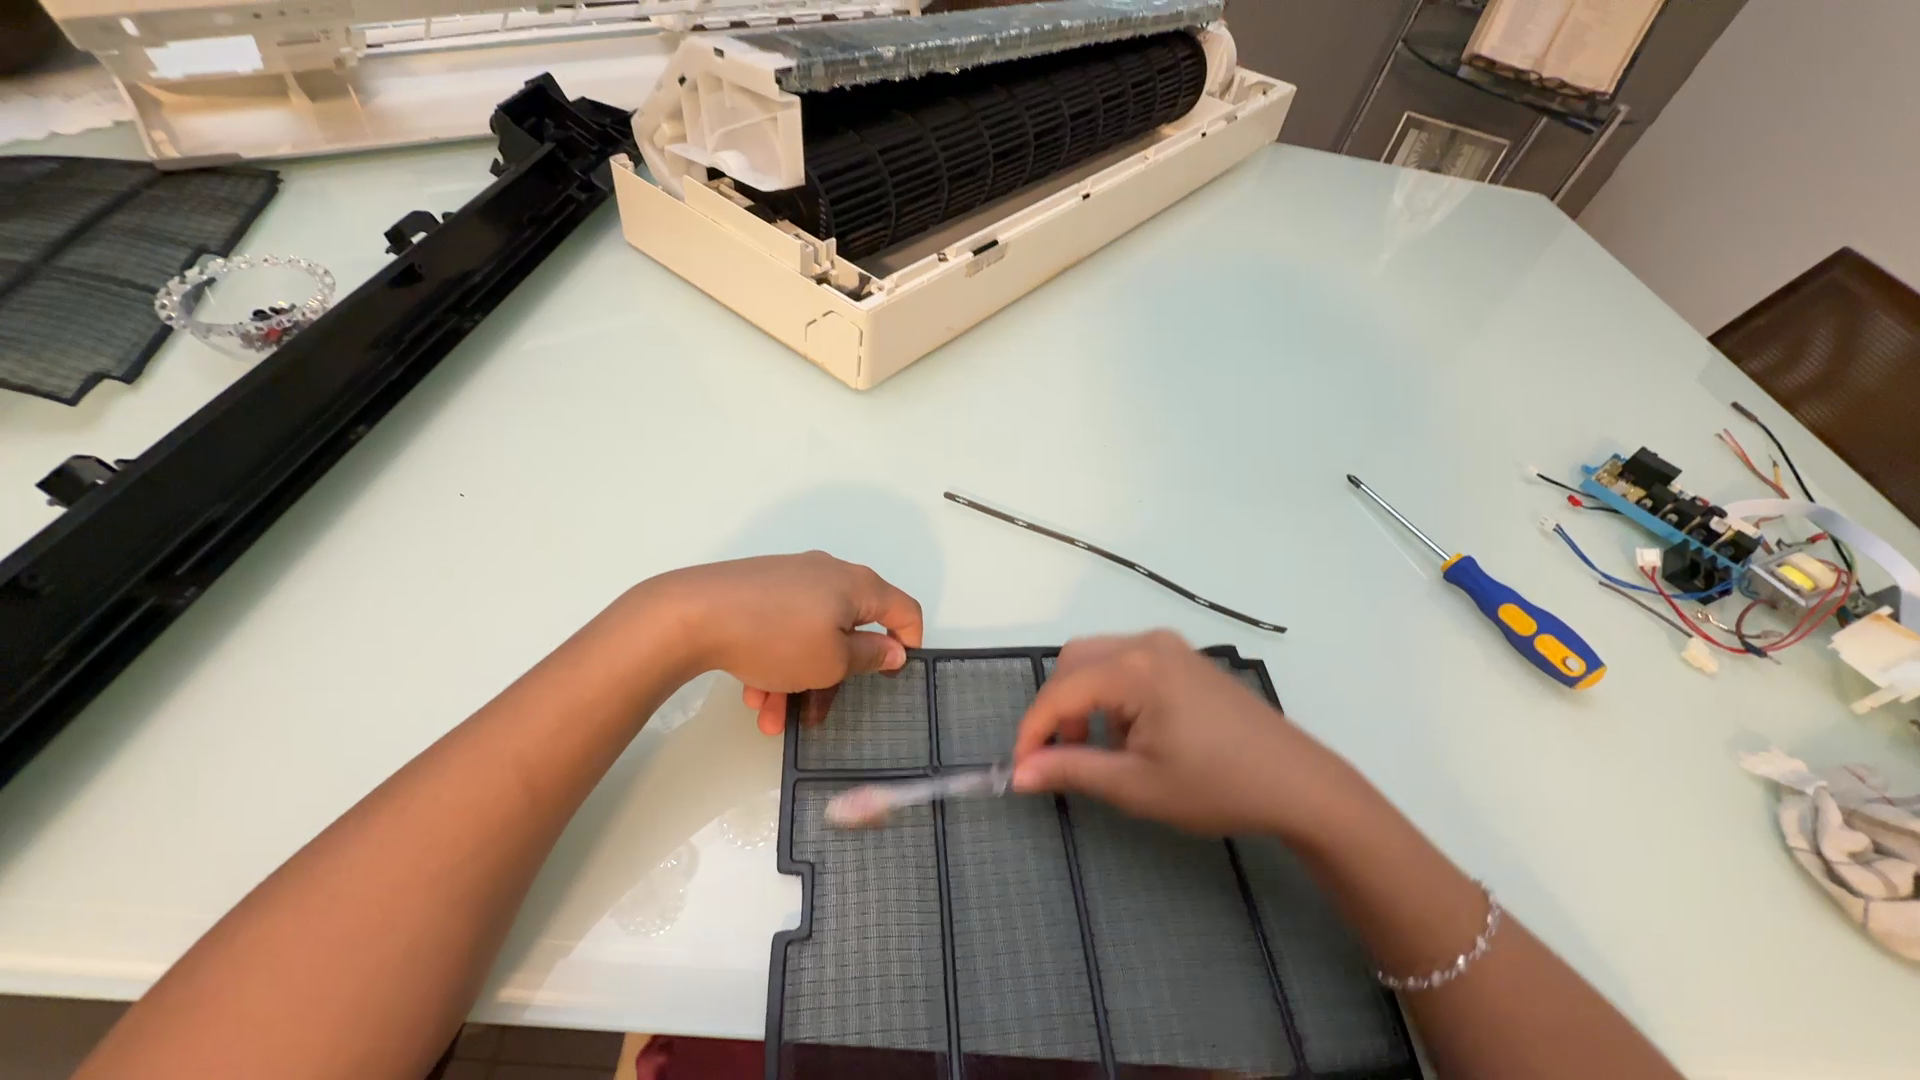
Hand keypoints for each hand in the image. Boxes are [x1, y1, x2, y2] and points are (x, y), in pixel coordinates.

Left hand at [636, 552, 923, 733]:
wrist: (691, 614)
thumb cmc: (775, 637)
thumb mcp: (832, 660)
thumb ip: (869, 656)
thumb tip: (894, 648)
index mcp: (857, 585)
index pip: (904, 609)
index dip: (907, 644)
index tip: (891, 677)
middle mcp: (827, 574)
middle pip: (849, 630)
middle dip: (834, 678)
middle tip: (817, 714)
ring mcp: (790, 579)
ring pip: (810, 636)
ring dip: (797, 680)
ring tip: (770, 717)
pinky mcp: (758, 589)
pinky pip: (781, 629)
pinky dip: (774, 661)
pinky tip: (752, 692)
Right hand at [1011, 631, 1357, 837]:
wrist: (1297, 782)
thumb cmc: (1216, 786)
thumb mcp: (1136, 785)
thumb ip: (1071, 771)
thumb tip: (1018, 774)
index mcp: (1135, 668)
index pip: (1060, 691)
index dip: (1033, 730)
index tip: (1022, 768)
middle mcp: (1149, 644)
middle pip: (1075, 662)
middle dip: (1058, 708)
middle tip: (1065, 754)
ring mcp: (1171, 647)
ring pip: (1100, 660)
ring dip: (1085, 700)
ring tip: (1107, 750)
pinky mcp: (1186, 659)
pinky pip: (1128, 663)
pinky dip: (1112, 694)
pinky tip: (1134, 733)